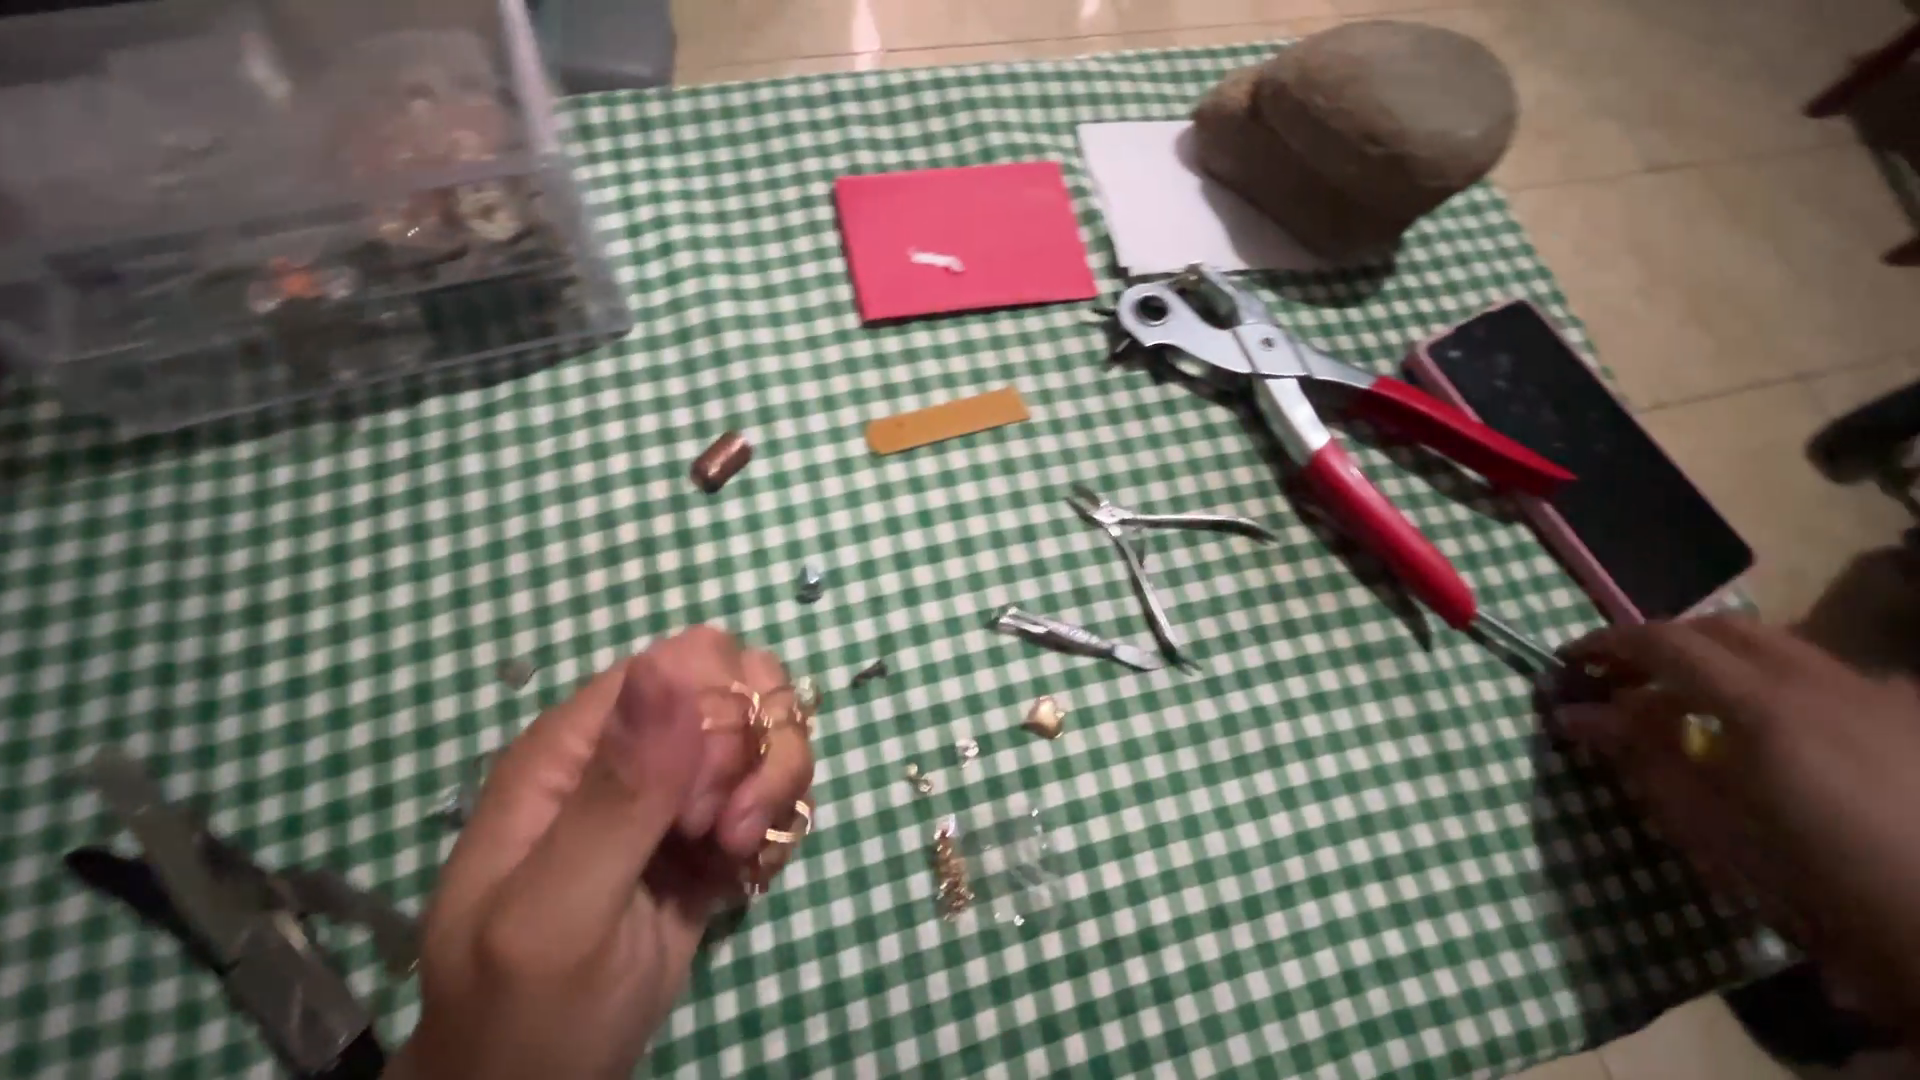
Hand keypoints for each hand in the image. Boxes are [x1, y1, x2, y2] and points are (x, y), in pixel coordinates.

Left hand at [394, 627, 814, 1078]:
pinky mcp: (708, 830)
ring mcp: (672, 789)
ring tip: (739, 855)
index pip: (684, 662)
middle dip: (760, 752)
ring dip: (774, 788)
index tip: (710, 801)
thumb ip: (616, 793)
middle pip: (739, 687)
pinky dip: (777, 822)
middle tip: (730, 832)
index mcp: (576, 745)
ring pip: (765, 734)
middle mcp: (631, 750)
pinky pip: (770, 790)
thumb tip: (667, 666)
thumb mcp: (558, 911)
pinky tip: (749, 872)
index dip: (721, 715)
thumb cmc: (526, 1011)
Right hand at [1556, 615, 1919, 1037]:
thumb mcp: (1705, 824)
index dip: (1607, 643)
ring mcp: (1879, 696)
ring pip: (1779, 647)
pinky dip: (1776, 685)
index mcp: (1765, 706)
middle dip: (1662, 643)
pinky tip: (1775, 732)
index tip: (1570, 662)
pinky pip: (1827, 677)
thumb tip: (1574, 711)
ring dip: (1720, 661)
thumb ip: (1639, 754)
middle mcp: (1825, 682)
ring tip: (1692, 702)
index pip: (1665, 642)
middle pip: (1723, 629)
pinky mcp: (1913, 718)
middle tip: (1622, 675)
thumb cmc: (1812, 884)